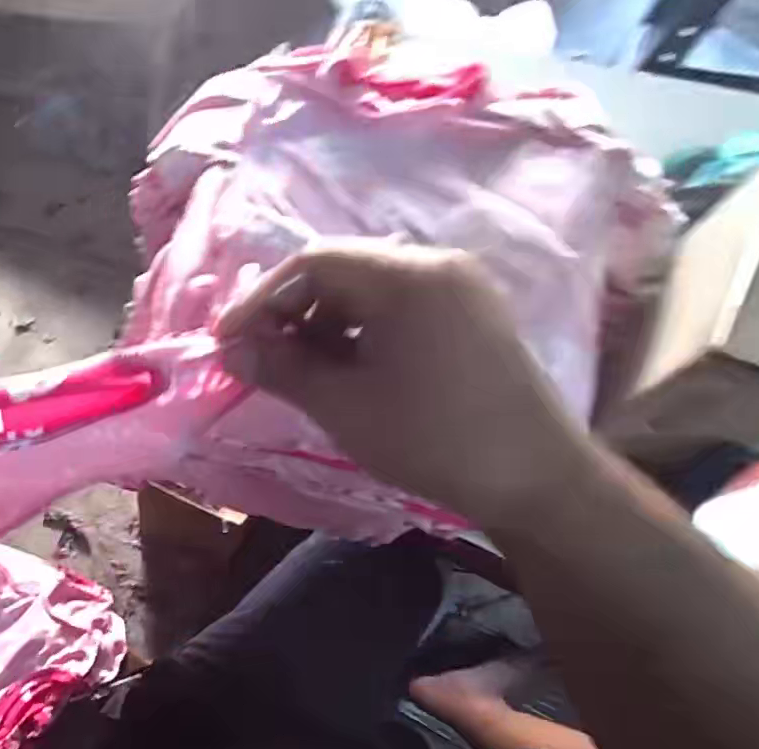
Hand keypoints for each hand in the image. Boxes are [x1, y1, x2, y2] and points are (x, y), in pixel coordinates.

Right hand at [216, 240, 596, 530]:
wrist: (532, 478)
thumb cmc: (429, 440)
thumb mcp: (343, 406)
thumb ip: (282, 368)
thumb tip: (230, 348)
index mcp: (406, 276)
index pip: (313, 261)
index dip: (260, 298)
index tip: (227, 340)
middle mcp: (435, 264)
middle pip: (340, 269)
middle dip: (290, 312)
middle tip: (259, 358)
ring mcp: (458, 288)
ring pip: (367, 289)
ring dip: (321, 324)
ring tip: (298, 370)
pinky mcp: (468, 314)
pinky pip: (396, 307)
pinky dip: (357, 332)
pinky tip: (344, 370)